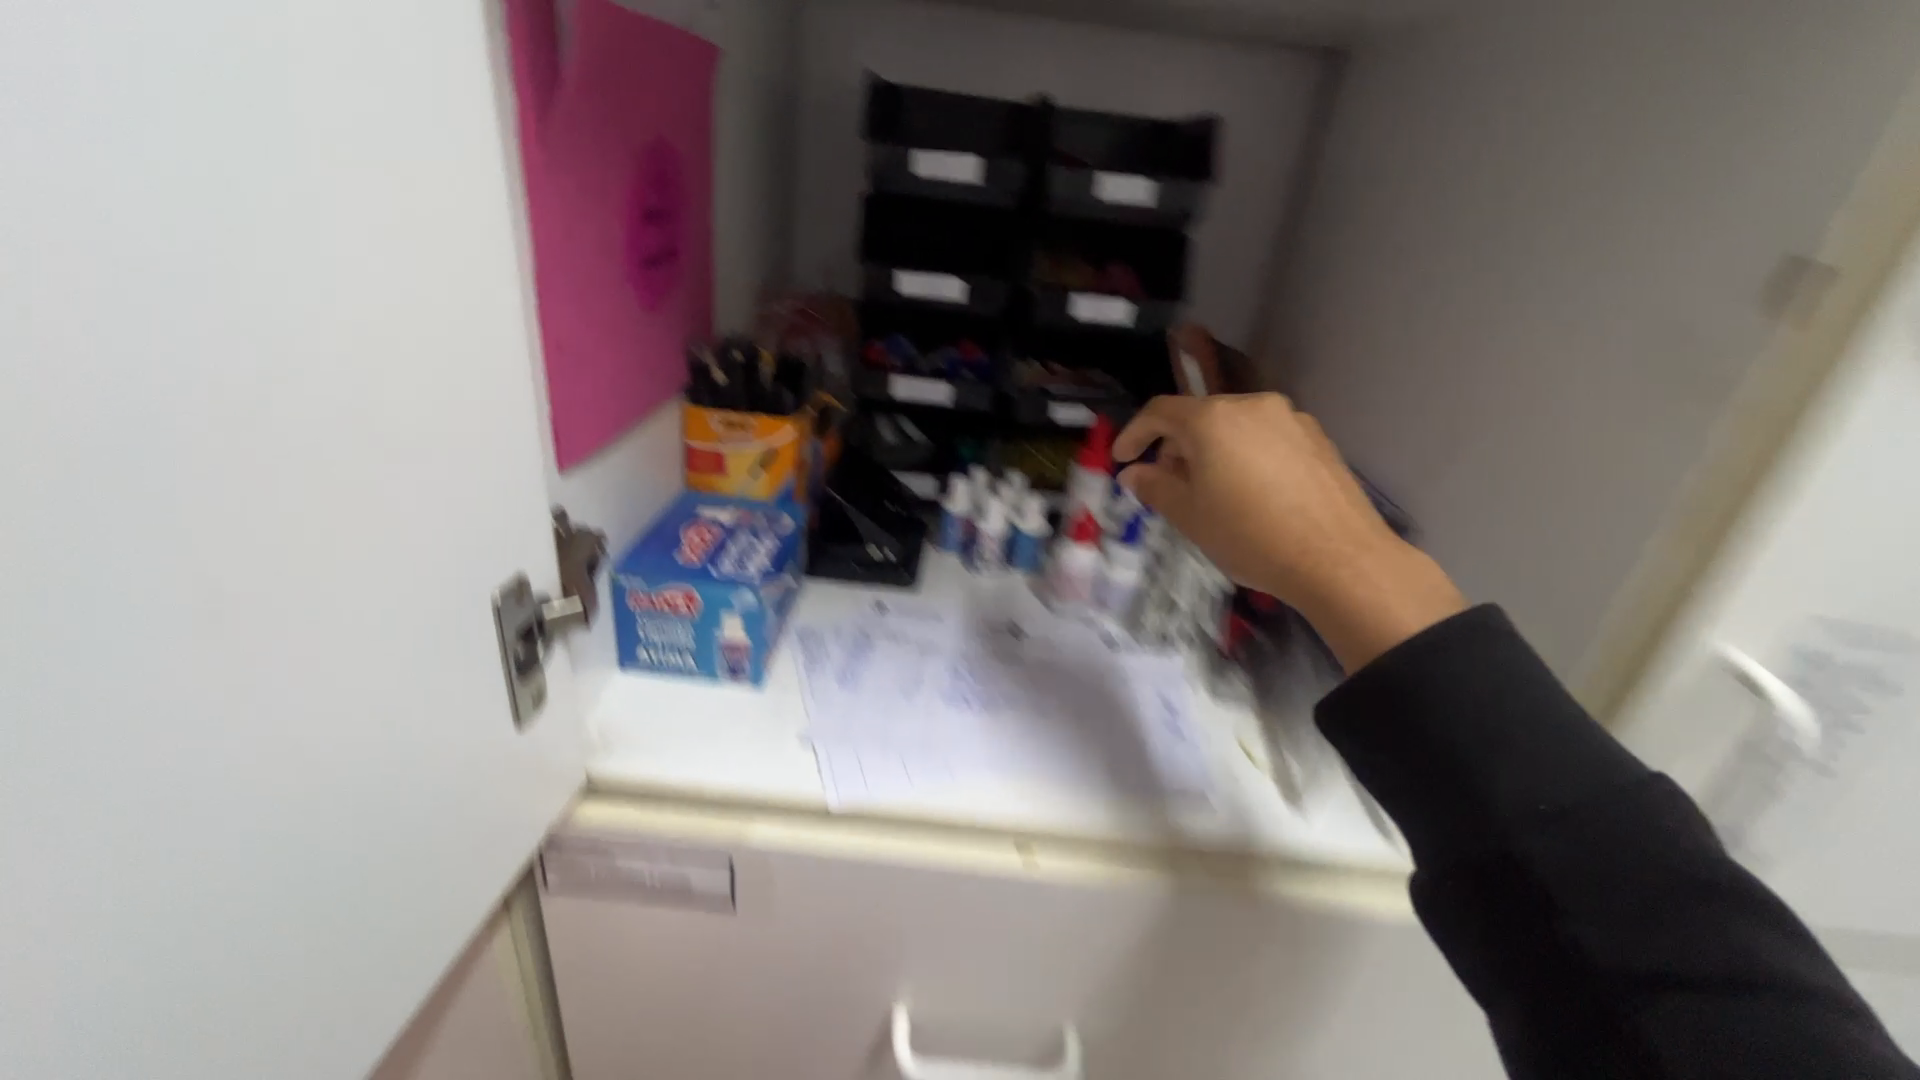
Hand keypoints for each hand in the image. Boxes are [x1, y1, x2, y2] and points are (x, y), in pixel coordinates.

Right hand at [1114, 393, 1466, 670]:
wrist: (1339, 559)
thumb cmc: (1250, 536)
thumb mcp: (1190, 517)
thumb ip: (1155, 487)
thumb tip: (1134, 473)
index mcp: (1212, 419)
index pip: (1160, 412)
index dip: (1135, 434)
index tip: (1123, 459)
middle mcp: (1252, 405)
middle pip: (1200, 417)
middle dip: (1177, 448)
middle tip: (1169, 487)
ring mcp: (1291, 419)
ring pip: (1235, 427)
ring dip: (1213, 452)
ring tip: (1213, 494)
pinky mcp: (1318, 438)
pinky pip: (1266, 438)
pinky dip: (1247, 456)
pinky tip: (1253, 495)